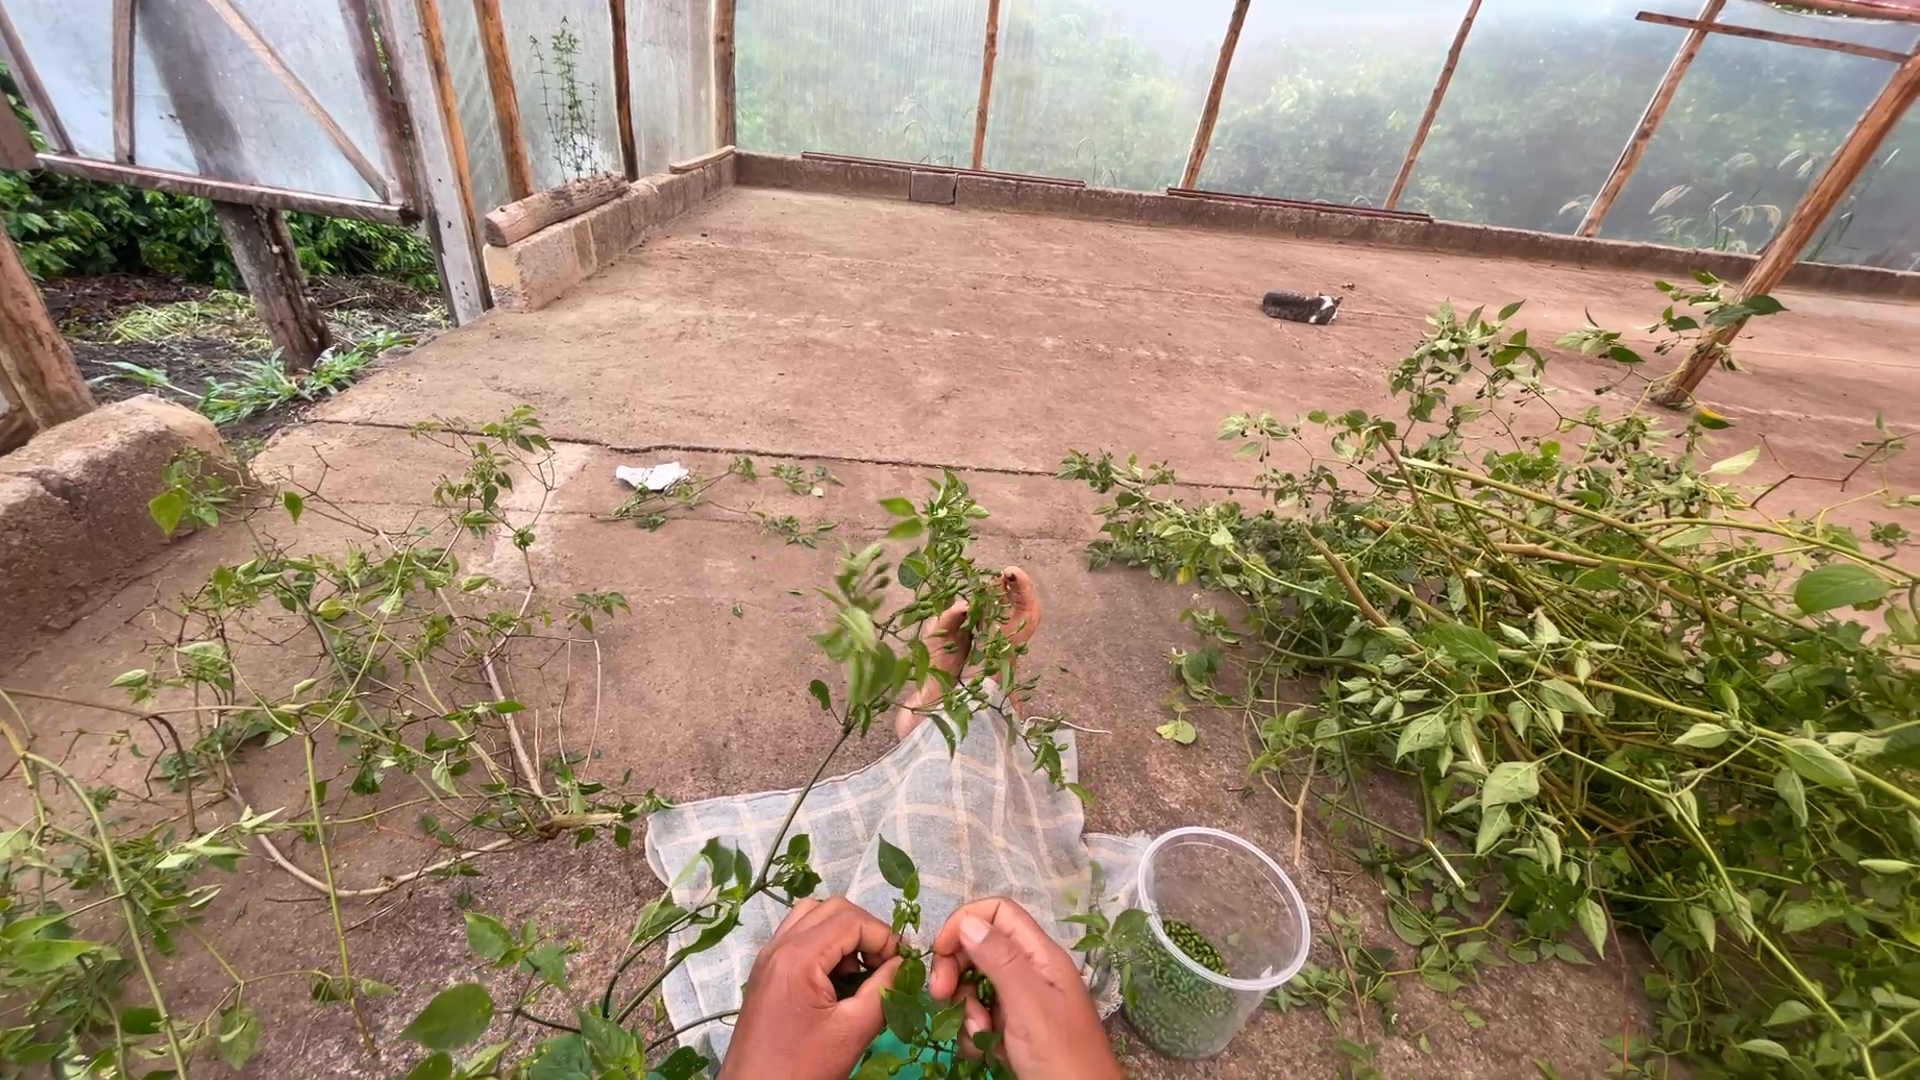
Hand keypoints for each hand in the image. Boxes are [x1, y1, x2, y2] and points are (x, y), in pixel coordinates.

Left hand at [718, 896, 901, 1079]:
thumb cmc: (800, 1070)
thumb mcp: (851, 1033)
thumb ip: (883, 991)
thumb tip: (904, 964)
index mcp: (797, 956)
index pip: (851, 920)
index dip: (882, 936)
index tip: (900, 963)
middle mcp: (779, 945)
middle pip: (832, 908)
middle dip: (864, 929)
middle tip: (881, 964)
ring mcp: (769, 956)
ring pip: (813, 915)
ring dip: (842, 932)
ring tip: (857, 969)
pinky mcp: (766, 971)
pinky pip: (799, 935)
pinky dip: (823, 943)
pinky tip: (834, 979)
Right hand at [929, 897, 1121, 1079]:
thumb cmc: (1062, 1057)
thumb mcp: (1030, 1006)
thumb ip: (1001, 960)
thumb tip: (968, 921)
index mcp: (1040, 955)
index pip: (999, 913)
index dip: (966, 921)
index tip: (940, 951)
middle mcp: (1030, 971)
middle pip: (981, 946)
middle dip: (956, 967)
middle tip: (941, 995)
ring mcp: (1022, 1002)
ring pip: (977, 984)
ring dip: (966, 1007)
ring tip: (979, 1034)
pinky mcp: (1013, 1030)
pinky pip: (981, 1016)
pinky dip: (973, 1031)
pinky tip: (982, 1050)